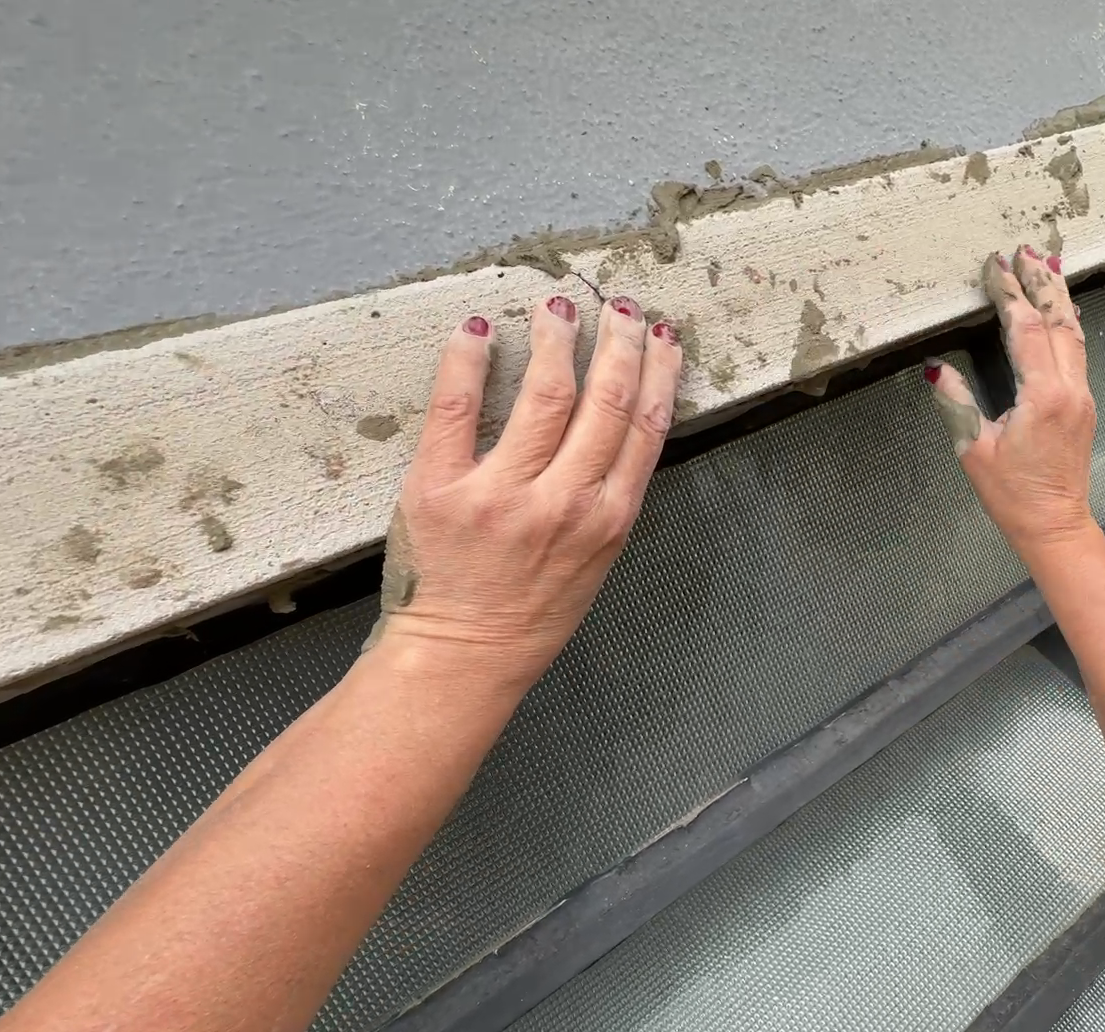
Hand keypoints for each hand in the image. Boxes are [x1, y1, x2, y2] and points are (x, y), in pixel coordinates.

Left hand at [363, 296, 682, 696]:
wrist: (468, 652)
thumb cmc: (539, 608)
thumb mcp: (599, 557)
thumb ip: (609, 495)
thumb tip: (616, 425)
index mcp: (610, 518)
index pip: (645, 427)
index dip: (658, 373)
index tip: (663, 336)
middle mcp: (566, 501)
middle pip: (605, 402)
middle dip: (619, 344)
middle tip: (621, 306)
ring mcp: (503, 493)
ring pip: (545, 396)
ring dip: (557, 340)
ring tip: (561, 306)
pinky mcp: (441, 489)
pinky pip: (458, 411)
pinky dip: (467, 363)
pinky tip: (479, 331)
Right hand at [927, 246, 1097, 560]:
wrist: (1055, 523)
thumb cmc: (1012, 494)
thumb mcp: (974, 449)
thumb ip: (958, 403)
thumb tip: (935, 369)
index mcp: (1043, 395)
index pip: (1025, 330)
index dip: (1009, 294)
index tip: (995, 265)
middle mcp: (1070, 388)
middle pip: (1059, 321)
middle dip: (1042, 282)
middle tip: (1026, 248)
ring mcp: (1082, 396)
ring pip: (1075, 333)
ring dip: (1060, 297)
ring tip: (1047, 265)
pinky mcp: (1084, 405)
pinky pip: (1078, 351)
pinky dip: (1067, 323)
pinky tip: (1060, 312)